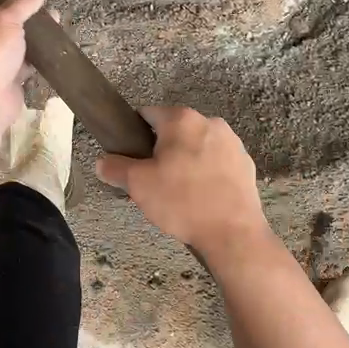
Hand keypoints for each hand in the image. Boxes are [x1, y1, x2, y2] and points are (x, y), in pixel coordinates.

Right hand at [95, 107, 269, 261]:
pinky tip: (202, 197)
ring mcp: (232, 142)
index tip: (132, 158)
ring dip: (185, 162)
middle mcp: (209, 121)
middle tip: (153, 181)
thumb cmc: (182, 202)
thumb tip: (103, 162)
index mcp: (181, 119)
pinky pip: (217, 162)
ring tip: (178, 193)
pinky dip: (207, 173)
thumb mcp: (138, 185)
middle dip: (161, 151)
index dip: (134, 133)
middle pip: (174, 131)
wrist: (233, 233)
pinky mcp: (246, 163)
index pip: (147, 114)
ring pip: (197, 146)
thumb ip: (115, 168)